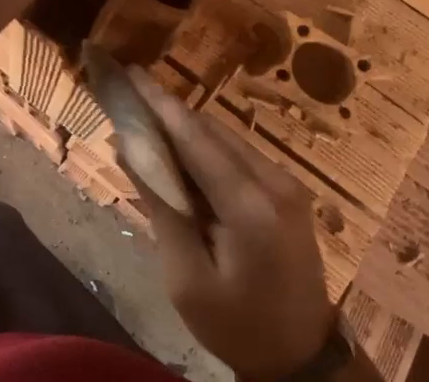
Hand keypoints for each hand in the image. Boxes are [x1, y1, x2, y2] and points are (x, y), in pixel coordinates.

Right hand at [127, 73, 333, 381]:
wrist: (300, 356)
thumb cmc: (235, 324)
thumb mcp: (186, 277)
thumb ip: (161, 207)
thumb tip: (128, 147)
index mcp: (250, 207)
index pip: (196, 139)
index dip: (159, 104)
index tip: (129, 73)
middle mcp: (275, 182)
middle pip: (212, 131)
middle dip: (168, 111)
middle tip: (128, 93)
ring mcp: (287, 184)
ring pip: (226, 139)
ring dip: (186, 127)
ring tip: (145, 115)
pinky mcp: (288, 191)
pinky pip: (239, 154)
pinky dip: (206, 146)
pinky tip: (180, 150)